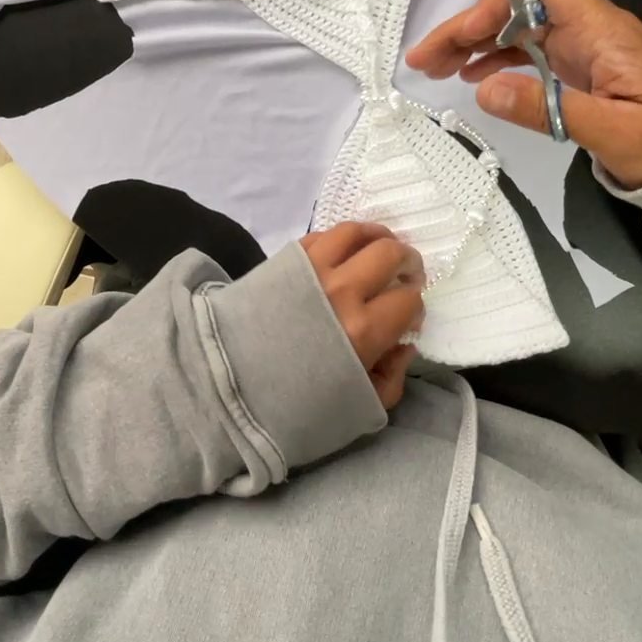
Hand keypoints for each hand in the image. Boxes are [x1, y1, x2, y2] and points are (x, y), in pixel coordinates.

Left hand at [300, 222, 424, 409]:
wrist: (225, 387)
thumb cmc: (293, 406)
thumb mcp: (356, 409)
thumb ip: (391, 377)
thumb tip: (404, 344)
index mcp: (362, 331)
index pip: (408, 300)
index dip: (415, 307)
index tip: (409, 317)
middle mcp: (341, 291)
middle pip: (390, 254)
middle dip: (408, 262)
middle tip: (408, 273)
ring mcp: (311, 269)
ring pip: (356, 233)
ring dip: (378, 236)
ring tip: (384, 245)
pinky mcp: (286, 258)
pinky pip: (323, 235)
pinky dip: (343, 237)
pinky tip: (349, 248)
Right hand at [405, 0, 641, 188]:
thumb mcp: (611, 134)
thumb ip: (546, 109)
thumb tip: (484, 90)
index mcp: (601, 31)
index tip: (473, 33)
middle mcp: (588, 29)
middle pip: (518, 5)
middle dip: (468, 25)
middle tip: (426, 58)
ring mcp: (582, 48)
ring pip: (517, 28)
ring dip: (473, 43)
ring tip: (435, 69)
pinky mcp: (579, 68)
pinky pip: (529, 51)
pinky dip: (496, 59)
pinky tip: (472, 76)